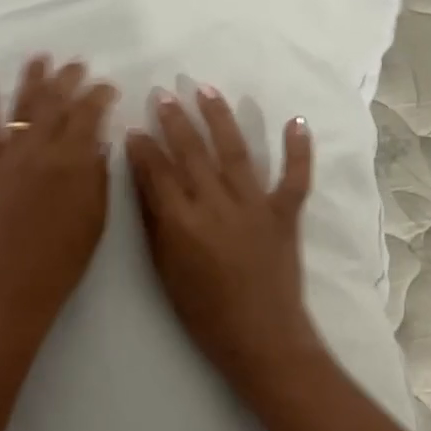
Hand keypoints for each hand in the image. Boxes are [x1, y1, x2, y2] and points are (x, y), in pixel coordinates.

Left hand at [0, 56, 118, 329]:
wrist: (14, 281)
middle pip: (55, 101)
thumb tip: (98, 140)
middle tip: (77, 65)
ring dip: (32, 80)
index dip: (100, 94)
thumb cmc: (65, 256)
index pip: (88, 112)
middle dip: (68, 78)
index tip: (109, 86)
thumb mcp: (96, 216)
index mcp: (72, 159)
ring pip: (22, 106)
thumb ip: (97, 173)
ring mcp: (11, 155)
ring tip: (40, 59)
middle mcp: (40, 148)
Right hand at [126, 86, 320, 400]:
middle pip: (192, 152)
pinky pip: (294, 178)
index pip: (157, 170)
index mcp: (182, 221)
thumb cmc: (202, 311)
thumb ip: (153, 218)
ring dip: (219, 117)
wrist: (262, 341)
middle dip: (174, 119)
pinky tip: (295, 120)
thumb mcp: (163, 267)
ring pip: (235, 152)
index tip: (133, 125)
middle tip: (163, 94)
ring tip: (205, 89)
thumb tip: (140, 175)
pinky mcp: (285, 215)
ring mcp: (255, 207)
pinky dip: (298, 149)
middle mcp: (217, 204)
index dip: (143, 145)